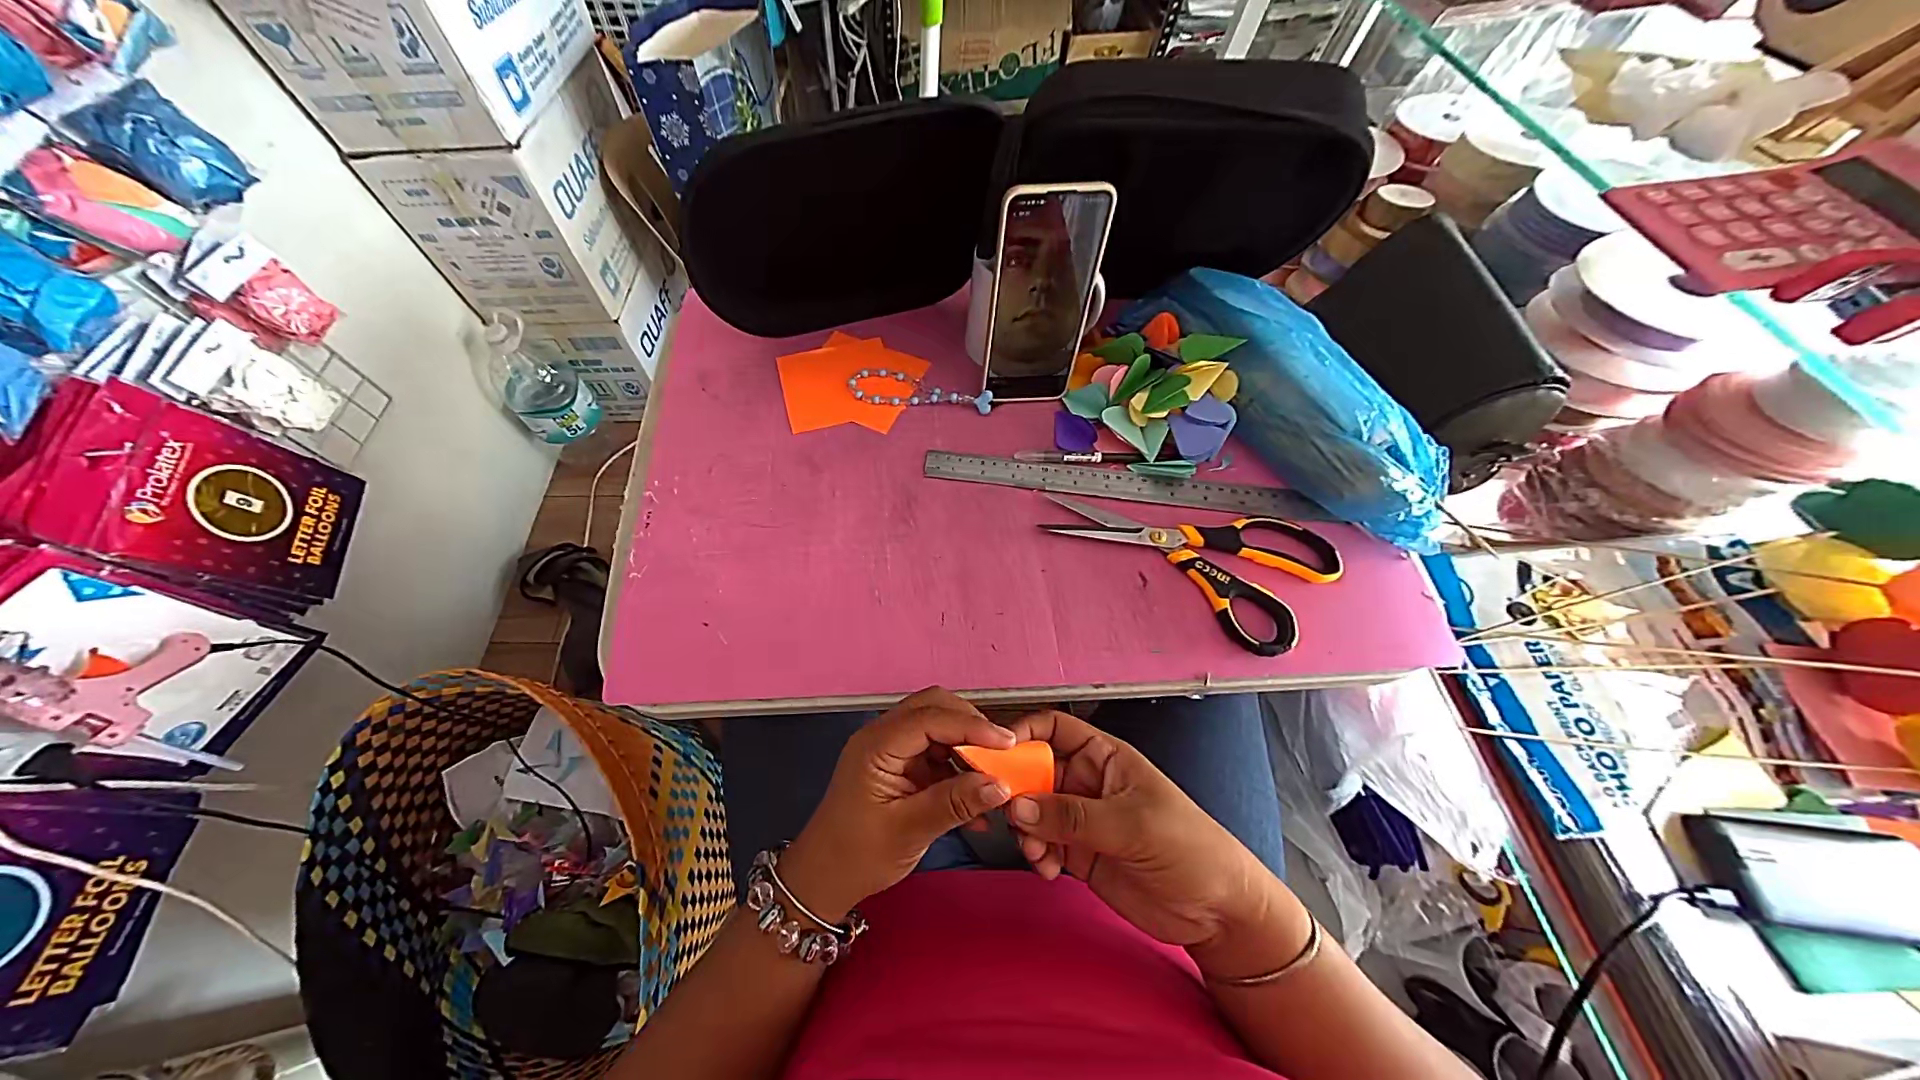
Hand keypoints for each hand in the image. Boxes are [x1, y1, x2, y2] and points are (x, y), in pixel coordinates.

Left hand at [780, 688, 1014, 921]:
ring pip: (938, 729)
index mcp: (876, 745)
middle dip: (971, 726)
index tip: (1006, 743)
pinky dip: (959, 770)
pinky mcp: (901, 767)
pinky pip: (937, 755)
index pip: (929, 717)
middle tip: (1002, 751)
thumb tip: (1000, 785)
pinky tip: (977, 799)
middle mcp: (882, 737)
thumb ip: (955, 803)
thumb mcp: (909, 831)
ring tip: (994, 776)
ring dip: (968, 749)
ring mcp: (891, 751)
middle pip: (933, 709)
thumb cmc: (857, 856)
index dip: (971, 726)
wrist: (824, 880)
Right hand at [1003, 710, 1301, 972]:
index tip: (996, 752)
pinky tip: (1048, 869)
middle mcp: (1088, 782)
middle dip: (1017, 789)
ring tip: (1037, 851)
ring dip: (1025, 828)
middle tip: (1007, 812)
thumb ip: (1072, 816)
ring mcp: (1082, 818)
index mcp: (1105, 757)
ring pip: (1033, 810)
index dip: (1024, 733)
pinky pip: (1042, 843)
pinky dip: (1035, 854)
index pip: (1055, 728)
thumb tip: (1019, 806)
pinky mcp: (1079, 853)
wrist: (1217, 912)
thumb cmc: (1190, 848)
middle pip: (1035, 770)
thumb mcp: (1131, 825)